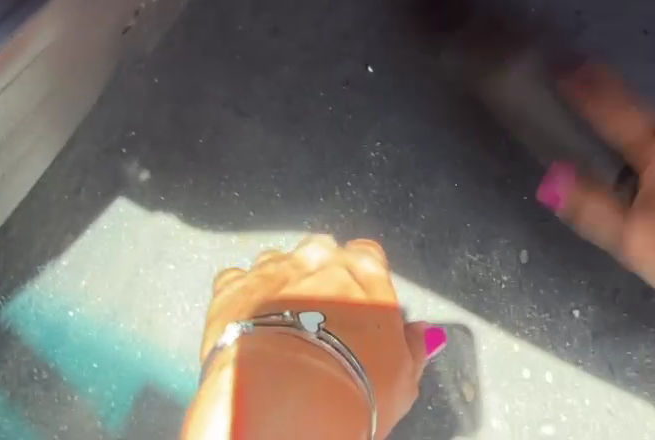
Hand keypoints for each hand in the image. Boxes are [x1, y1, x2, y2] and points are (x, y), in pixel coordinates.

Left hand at [189, 235, 442, 438]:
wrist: (282, 402)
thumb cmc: (352, 388)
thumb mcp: (402, 378)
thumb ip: (413, 347)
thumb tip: (423, 334)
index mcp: (365, 269)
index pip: (369, 255)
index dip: (363, 281)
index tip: (359, 309)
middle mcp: (318, 257)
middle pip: (321, 251)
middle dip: (319, 276)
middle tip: (319, 321)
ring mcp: (273, 268)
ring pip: (278, 262)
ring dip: (278, 285)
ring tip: (278, 328)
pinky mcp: (231, 288)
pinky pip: (235, 279)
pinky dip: (240, 296)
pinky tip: (245, 324)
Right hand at [536, 65, 654, 300]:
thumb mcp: (631, 239)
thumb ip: (589, 204)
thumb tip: (552, 176)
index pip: (613, 107)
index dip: (585, 86)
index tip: (564, 65)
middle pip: (641, 116)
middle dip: (613, 107)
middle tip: (585, 90)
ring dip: (643, 133)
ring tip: (622, 144)